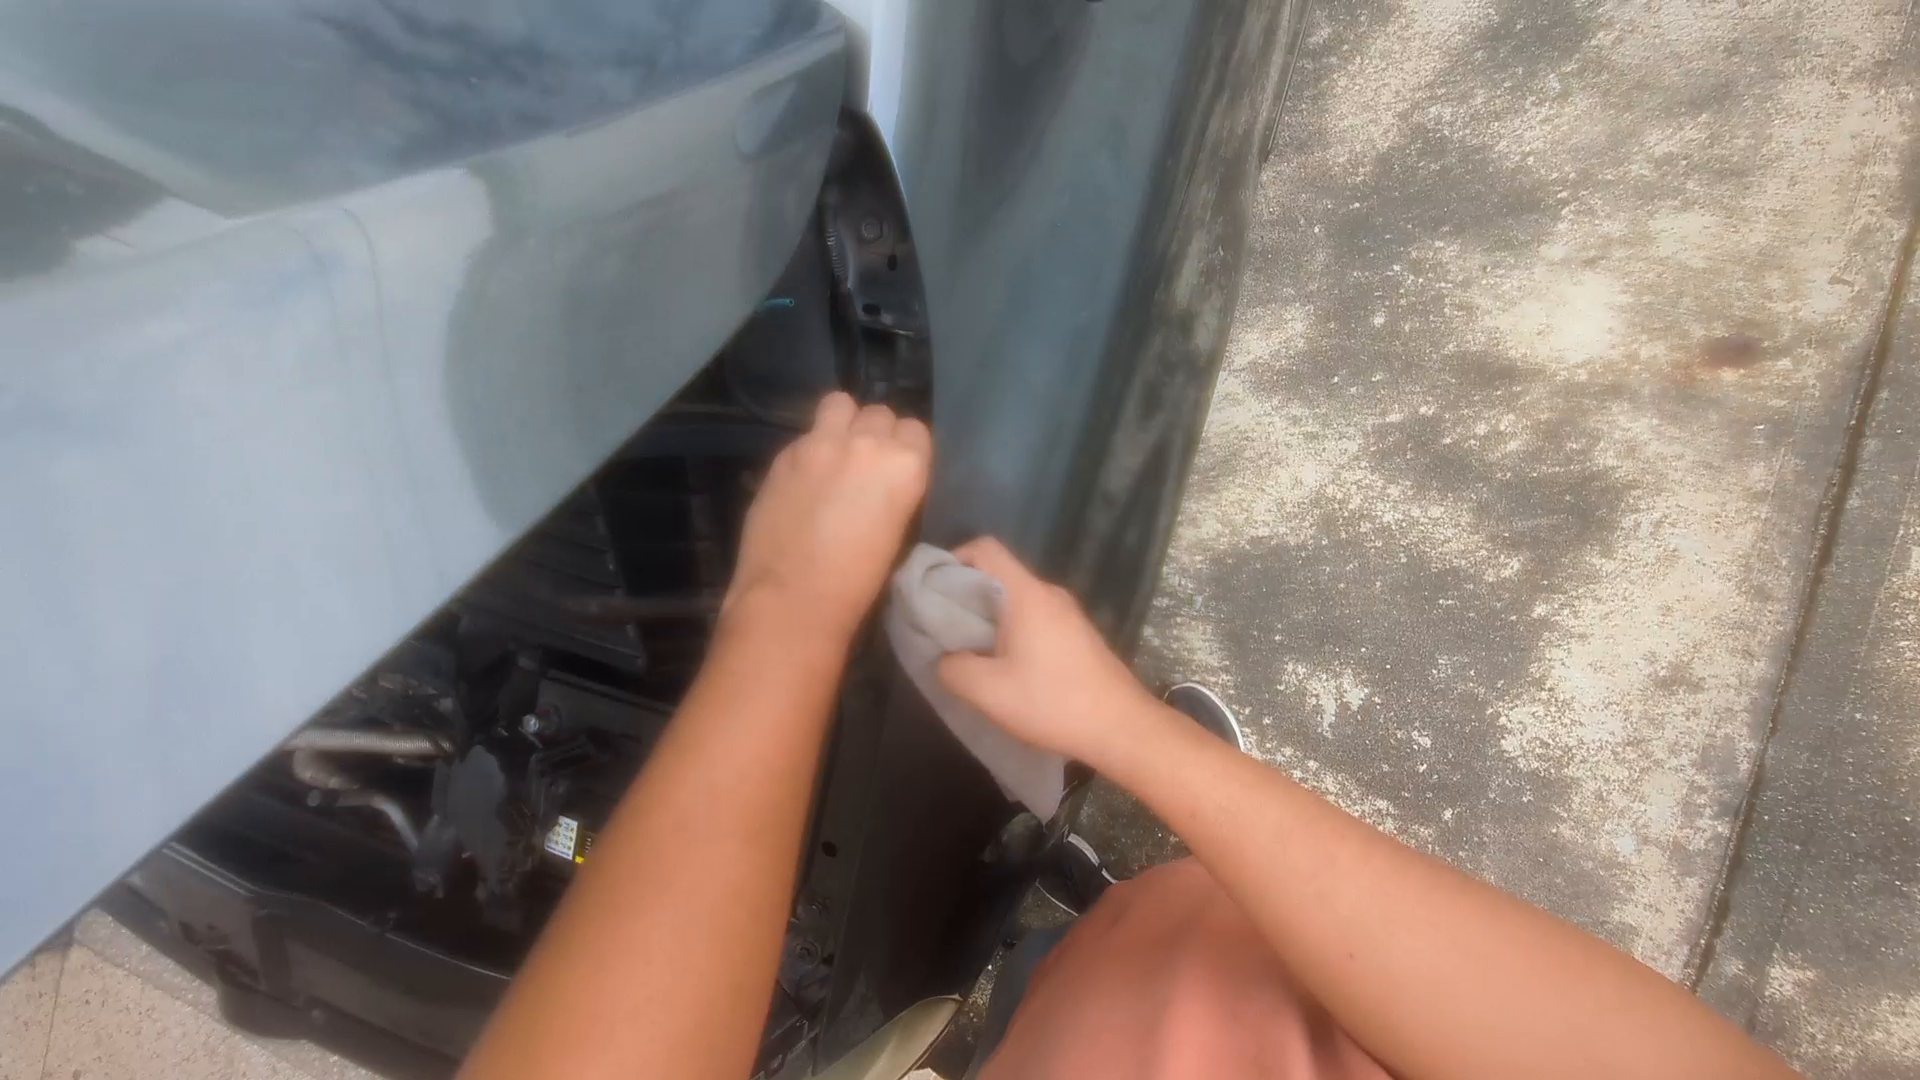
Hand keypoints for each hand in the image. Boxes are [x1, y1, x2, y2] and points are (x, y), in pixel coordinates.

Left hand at [726, 392, 930, 641]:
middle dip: (875, 433)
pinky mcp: (783, 454)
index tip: (895, 470)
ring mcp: (820, 443)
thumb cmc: (859, 584)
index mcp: (906, 465)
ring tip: (834, 452)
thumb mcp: (897, 530)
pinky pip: (804, 435)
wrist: (793, 598)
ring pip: (839, 404)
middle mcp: (866, 443)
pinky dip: (809, 449)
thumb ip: (893, 490)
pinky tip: (802, 480)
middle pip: (879, 413)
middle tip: (864, 464)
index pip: (915, 430)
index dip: (906, 449)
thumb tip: (882, 482)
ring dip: (842, 422)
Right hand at [936, 537, 1160, 766]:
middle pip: (999, 575)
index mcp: (1027, 594)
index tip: (933, 589)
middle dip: (965, 595)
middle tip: (941, 627)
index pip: (986, 549)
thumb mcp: (989, 692)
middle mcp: (1049, 594)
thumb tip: (944, 659)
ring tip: (968, 652)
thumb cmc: (1053, 702)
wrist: (1122, 728)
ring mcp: (1068, 615)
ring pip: (1016, 601)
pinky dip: (1011, 632)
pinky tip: (1004, 667)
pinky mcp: (1078, 636)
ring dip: (988, 618)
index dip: (953, 558)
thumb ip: (953, 669)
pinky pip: (1035, 619)